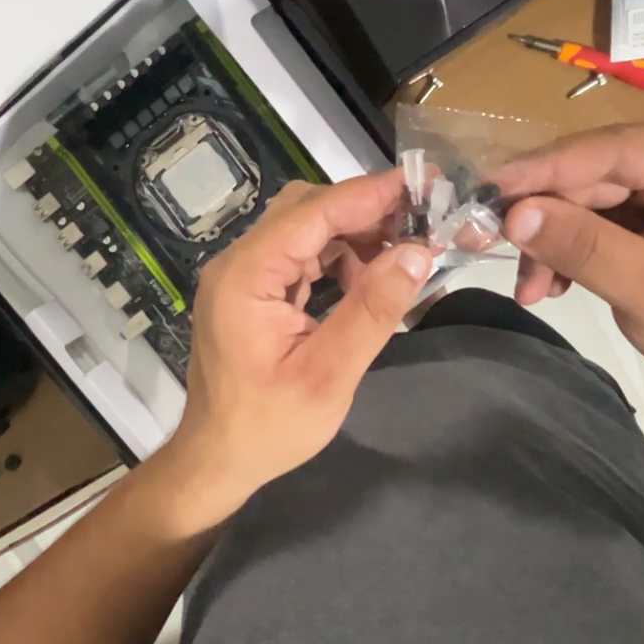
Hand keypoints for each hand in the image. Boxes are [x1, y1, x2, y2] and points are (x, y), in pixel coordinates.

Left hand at [157, 171, 433, 516]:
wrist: (218, 459)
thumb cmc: (268, 427)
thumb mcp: (328, 375)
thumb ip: (372, 311)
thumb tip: (418, 252)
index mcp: (245, 277)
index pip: (312, 212)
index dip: (370, 194)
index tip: (425, 184)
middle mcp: (236, 265)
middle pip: (304, 211)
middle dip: (364, 212)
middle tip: (421, 225)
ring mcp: (240, 278)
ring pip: (302, 231)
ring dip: (352, 237)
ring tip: (401, 257)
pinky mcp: (249, 294)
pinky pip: (296, 259)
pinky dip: (334, 261)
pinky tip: (365, 282)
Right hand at [490, 124, 643, 396]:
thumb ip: (585, 248)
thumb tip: (513, 214)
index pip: (617, 149)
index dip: (547, 168)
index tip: (488, 188)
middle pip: (593, 173)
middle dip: (542, 214)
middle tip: (485, 242)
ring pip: (581, 199)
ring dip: (546, 242)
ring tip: (529, 289)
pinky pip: (585, 222)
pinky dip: (559, 252)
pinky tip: (547, 285)